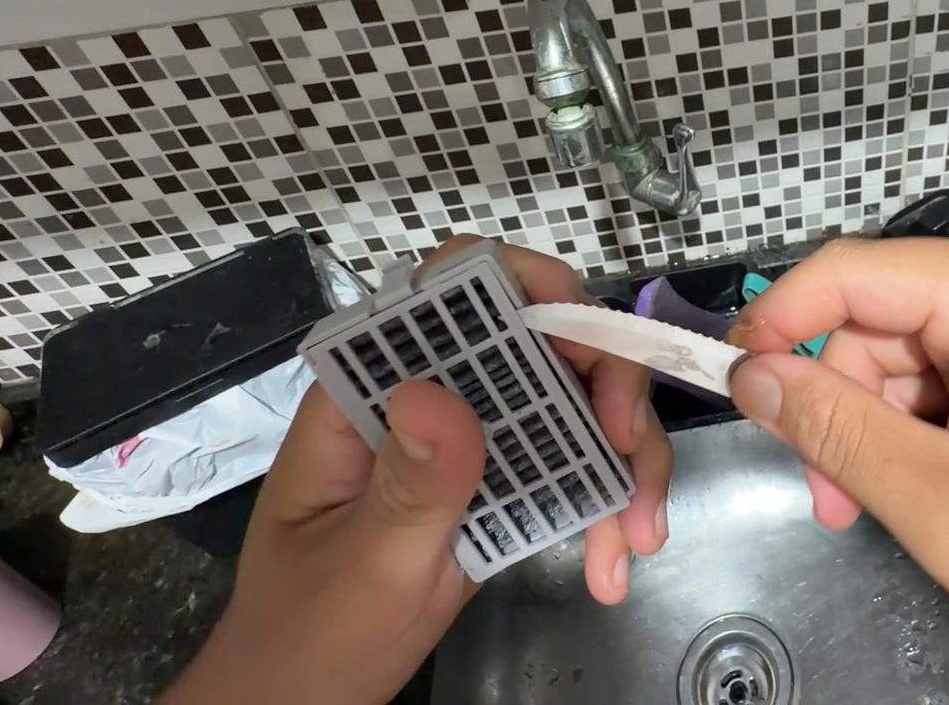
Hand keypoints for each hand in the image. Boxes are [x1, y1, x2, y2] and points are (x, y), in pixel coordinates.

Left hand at [163, 237, 671, 704]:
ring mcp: (486, 421)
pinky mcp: (517, 463)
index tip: (585, 343)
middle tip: (631, 449)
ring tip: (639, 535)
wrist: (312, 694)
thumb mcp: (360, 566)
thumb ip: (407, 485)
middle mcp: (444, 382)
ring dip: (629, 453)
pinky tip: (619, 552)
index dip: (531, 285)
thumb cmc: (309, 633)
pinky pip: (587, 450)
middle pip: (550, 332)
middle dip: (610, 382)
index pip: (456, 286)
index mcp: (377, 383)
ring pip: (586, 390)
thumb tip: (432, 392)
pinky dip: (617, 495)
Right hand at [726, 238, 948, 704]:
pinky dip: (920, 438)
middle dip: (838, 398)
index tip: (730, 380)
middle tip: (823, 488)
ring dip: (875, 428)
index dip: (780, 318)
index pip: (857, 270)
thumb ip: (835, 429)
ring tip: (870, 507)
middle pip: (884, 318)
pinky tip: (921, 496)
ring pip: (912, 359)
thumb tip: (751, 375)